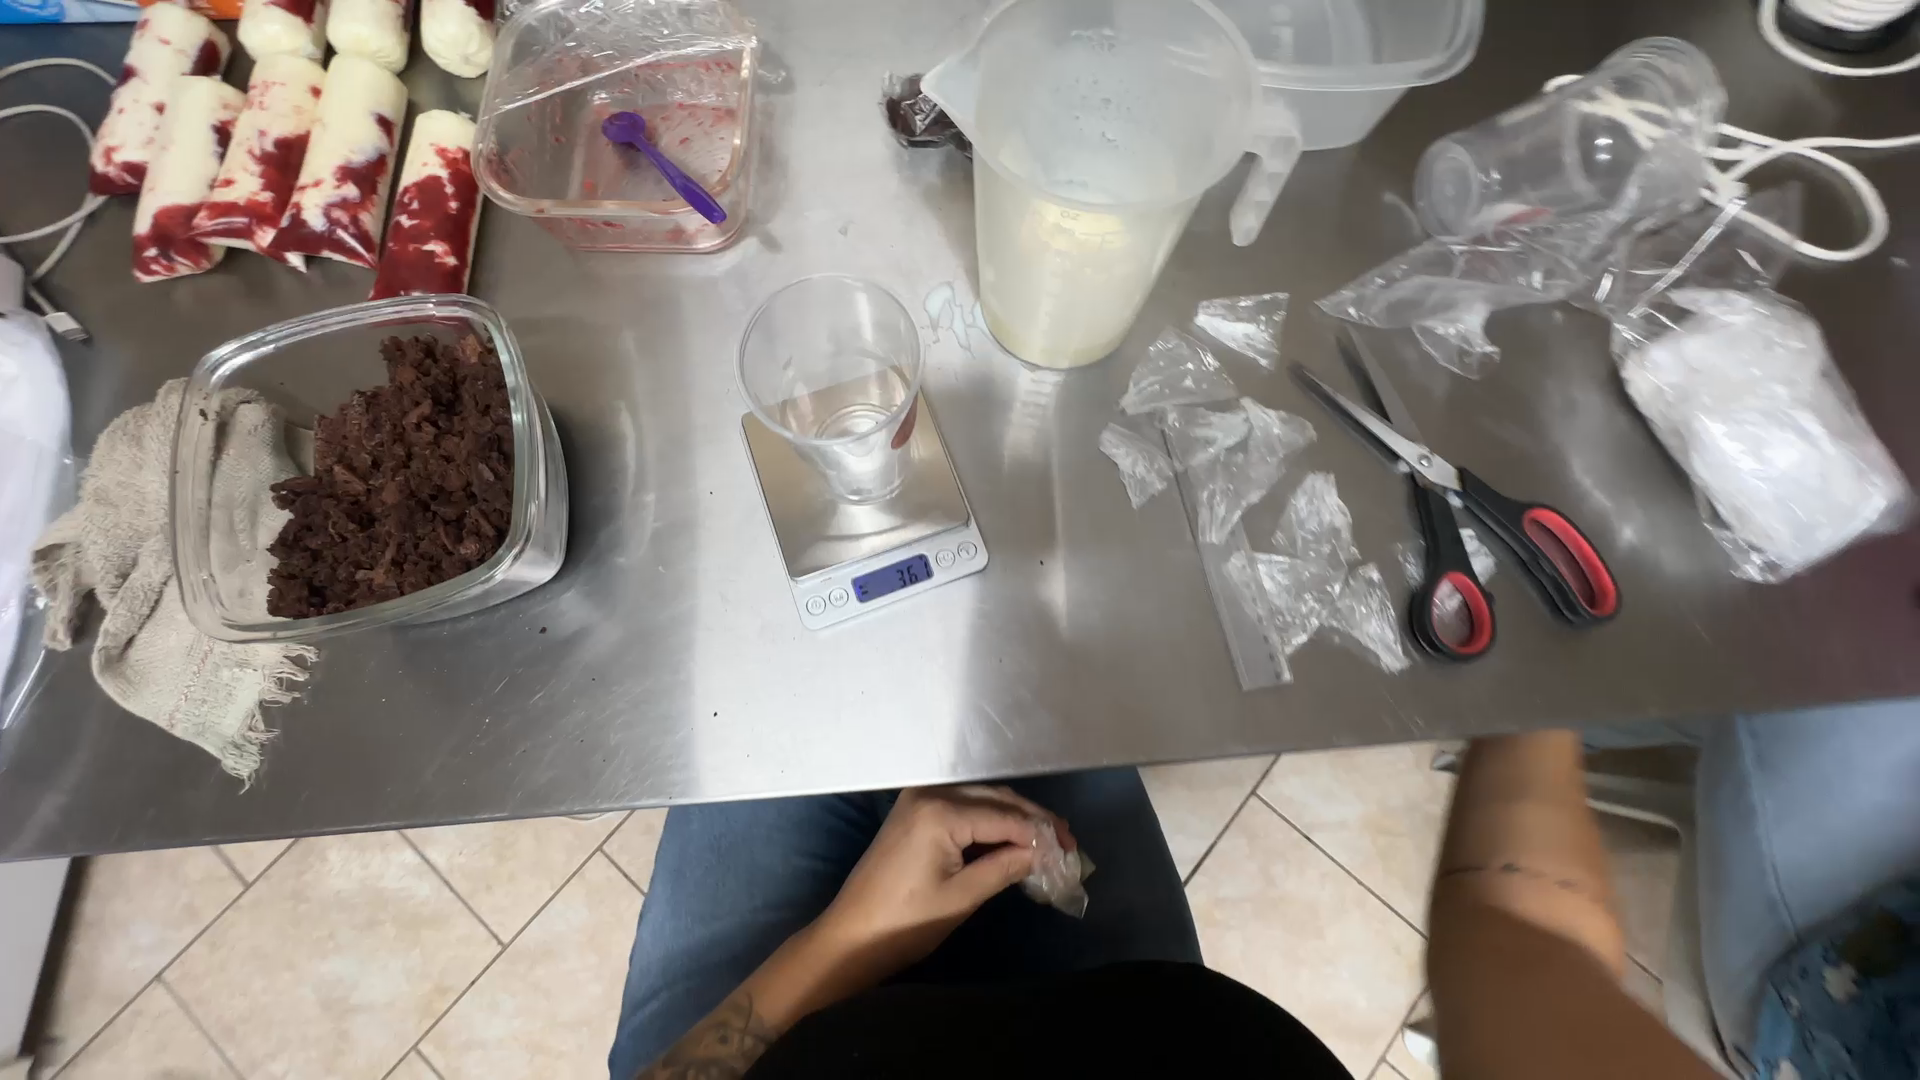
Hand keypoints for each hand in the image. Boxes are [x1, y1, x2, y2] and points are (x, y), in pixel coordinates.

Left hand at [808, 785, 1070, 981]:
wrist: (850, 936)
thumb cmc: (904, 923)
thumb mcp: (961, 898)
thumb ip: (1004, 867)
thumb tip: (1043, 853)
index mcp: (939, 811)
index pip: (1004, 816)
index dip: (1040, 833)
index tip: (1070, 850)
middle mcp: (930, 792)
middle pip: (995, 798)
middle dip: (1032, 820)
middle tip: (1066, 843)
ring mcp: (919, 798)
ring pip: (980, 799)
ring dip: (1014, 818)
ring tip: (1048, 841)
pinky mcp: (914, 810)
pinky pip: (962, 806)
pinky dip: (989, 821)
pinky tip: (1011, 839)